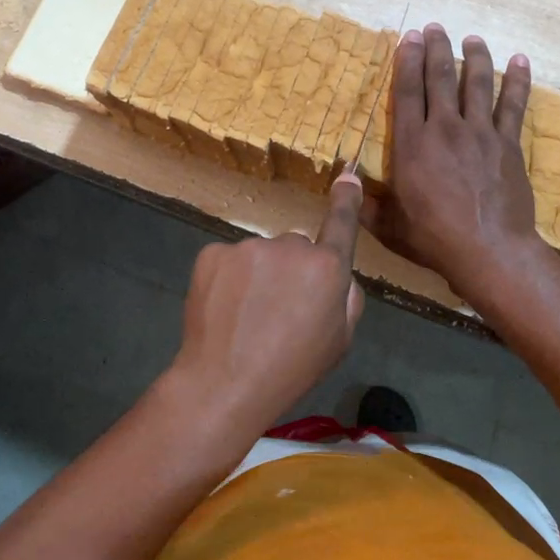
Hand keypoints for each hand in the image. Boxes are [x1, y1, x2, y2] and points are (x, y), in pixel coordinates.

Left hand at [165, 175, 366, 435]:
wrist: (224, 384)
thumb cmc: (292, 370)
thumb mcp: (340, 342)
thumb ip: (347, 299)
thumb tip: (338, 276)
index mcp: (327, 268)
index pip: (341, 225)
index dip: (345, 200)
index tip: (347, 175)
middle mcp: (289, 246)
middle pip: (296, 249)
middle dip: (292, 271)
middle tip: (279, 312)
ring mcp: (247, 247)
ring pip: (260, 255)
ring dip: (258, 276)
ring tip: (247, 317)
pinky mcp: (212, 254)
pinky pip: (229, 261)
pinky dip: (228, 280)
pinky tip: (224, 310)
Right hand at [363, 24, 548, 303]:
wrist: (488, 250)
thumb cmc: (433, 239)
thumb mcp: (388, 226)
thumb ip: (365, 204)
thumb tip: (345, 186)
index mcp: (410, 145)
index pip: (406, 91)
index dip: (407, 60)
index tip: (408, 38)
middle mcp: (443, 129)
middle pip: (440, 77)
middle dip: (436, 48)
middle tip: (435, 27)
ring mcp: (479, 133)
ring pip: (477, 83)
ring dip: (474, 56)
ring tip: (472, 38)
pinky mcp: (508, 144)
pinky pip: (513, 105)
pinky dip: (517, 81)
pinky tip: (519, 61)